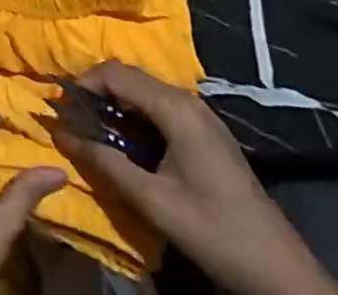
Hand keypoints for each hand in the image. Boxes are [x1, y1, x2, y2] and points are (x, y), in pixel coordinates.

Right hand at [54, 62, 337, 294]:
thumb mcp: (151, 200)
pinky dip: (134, 116)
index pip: (116, 73)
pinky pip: (159, 107)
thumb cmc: (211, 228)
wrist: (275, 264)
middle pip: (129, 77)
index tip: (62, 109)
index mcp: (174, 108)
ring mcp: (199, 113)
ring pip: (144, 91)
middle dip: (96, 94)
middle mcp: (187, 99)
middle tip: (72, 123)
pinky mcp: (204, 130)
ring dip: (114, 105)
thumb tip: (63, 134)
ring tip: (93, 135)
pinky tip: (126, 145)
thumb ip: (106, 163)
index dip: (84, 84)